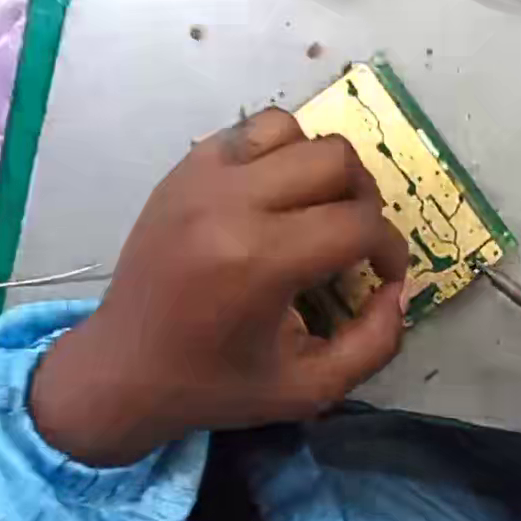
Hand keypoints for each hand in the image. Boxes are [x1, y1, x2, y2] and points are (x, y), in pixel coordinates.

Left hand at [31, 109, 409, 465]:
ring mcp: (200, 177)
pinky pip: (250, 131)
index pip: (359, 223)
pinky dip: (278, 153)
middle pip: (336, 160)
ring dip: (321, 168)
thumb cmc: (213, 384)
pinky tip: (273, 195)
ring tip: (315, 210)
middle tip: (355, 241)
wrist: (122, 368)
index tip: (383, 274)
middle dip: (366, 200)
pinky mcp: (183, 169)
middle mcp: (230, 202)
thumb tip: (398, 289)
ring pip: (294, 131)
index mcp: (259, 260)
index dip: (389, 249)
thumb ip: (373, 345)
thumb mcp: (307, 390)